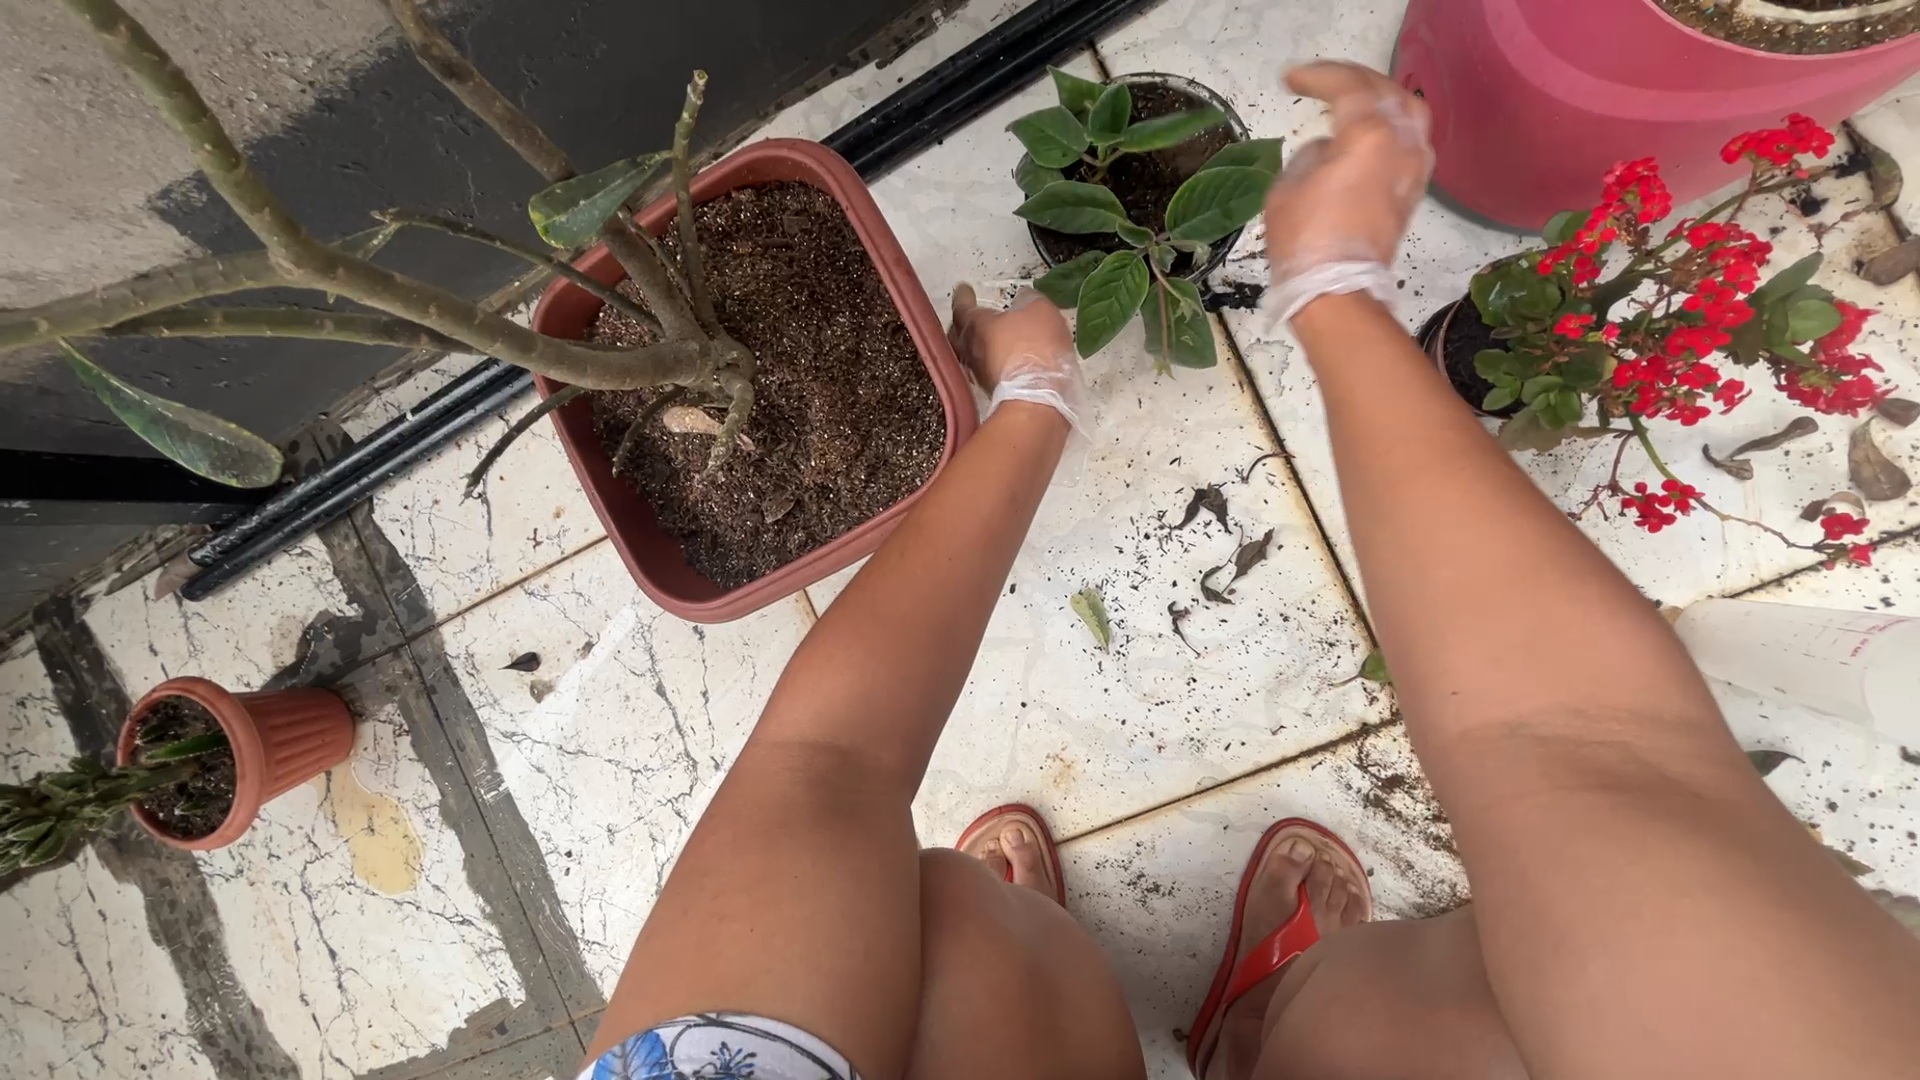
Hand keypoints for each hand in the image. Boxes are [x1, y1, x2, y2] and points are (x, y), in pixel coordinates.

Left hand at [949, 285, 1075, 392]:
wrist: (1038, 399)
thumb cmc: (1036, 348)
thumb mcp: (1040, 310)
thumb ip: (1028, 300)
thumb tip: (1022, 299)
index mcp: (976, 325)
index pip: (962, 306)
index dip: (963, 296)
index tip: (962, 289)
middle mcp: (970, 350)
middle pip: (957, 334)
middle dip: (962, 324)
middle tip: (969, 317)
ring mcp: (979, 375)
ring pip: (969, 355)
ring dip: (977, 346)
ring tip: (987, 340)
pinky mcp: (992, 392)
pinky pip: (986, 371)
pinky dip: (990, 363)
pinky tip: (1001, 361)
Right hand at [1260, 61, 1433, 322]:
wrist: (1336, 291)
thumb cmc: (1304, 242)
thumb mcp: (1286, 190)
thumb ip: (1308, 156)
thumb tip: (1325, 150)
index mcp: (1368, 135)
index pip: (1345, 88)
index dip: (1316, 78)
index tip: (1290, 81)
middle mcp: (1402, 141)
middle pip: (1383, 90)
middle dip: (1350, 82)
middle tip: (1321, 83)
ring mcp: (1414, 166)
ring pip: (1407, 112)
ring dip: (1379, 101)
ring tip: (1353, 104)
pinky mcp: (1414, 190)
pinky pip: (1408, 141)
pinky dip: (1389, 128)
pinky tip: (1368, 136)